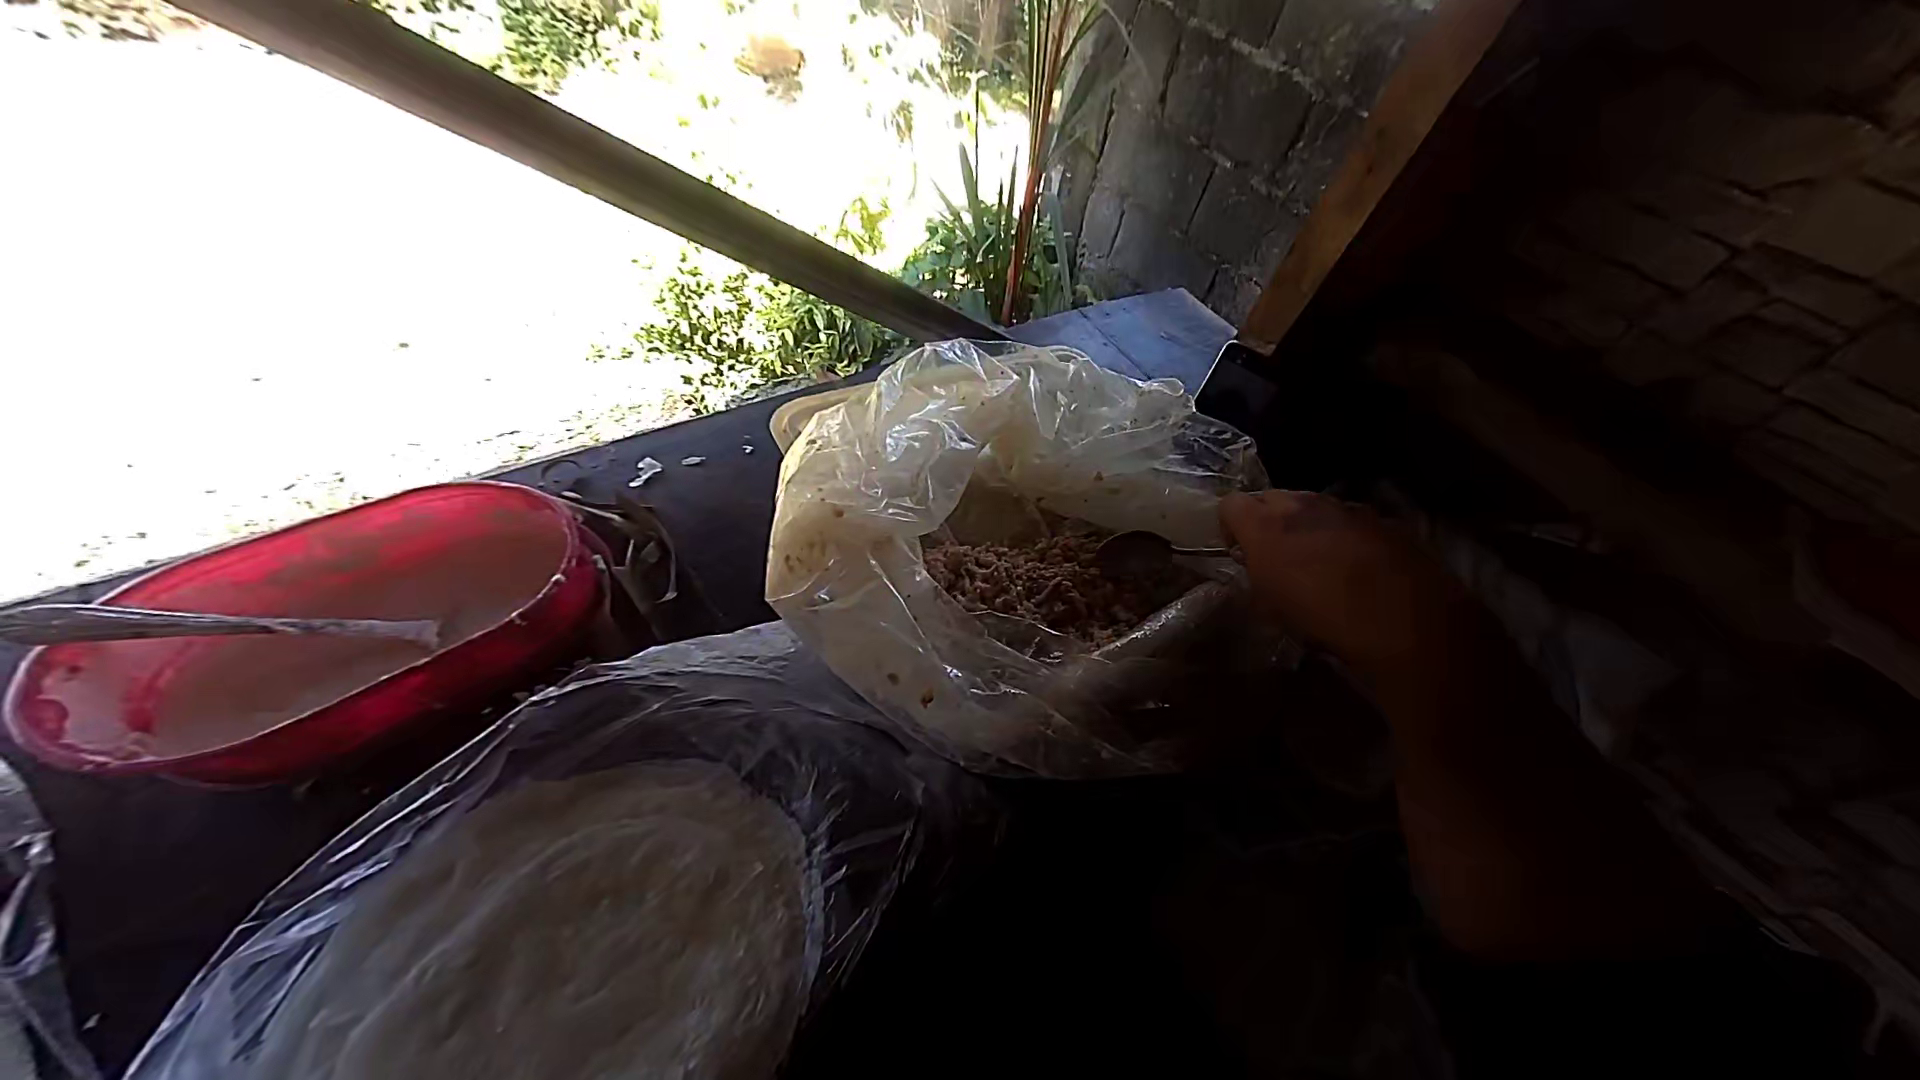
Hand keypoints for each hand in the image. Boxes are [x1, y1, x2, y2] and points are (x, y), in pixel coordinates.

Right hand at [1218, 490, 1470, 671]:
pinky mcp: (1383, 519)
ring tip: (1318, 560)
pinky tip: (1356, 566)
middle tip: (1275, 554)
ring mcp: (1346, 508)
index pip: (1230, 503)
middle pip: (1271, 497)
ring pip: (1313, 505)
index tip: (1240, 552)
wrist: (1404, 622)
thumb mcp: (1268, 606)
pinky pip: (1349, 519)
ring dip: (1307, 525)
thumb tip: (1253, 563)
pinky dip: (1344, 534)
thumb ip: (1254, 574)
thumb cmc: (1320, 618)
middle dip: (1267, 520)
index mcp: (1265, 524)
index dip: (1231, 527)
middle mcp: (1303, 504)